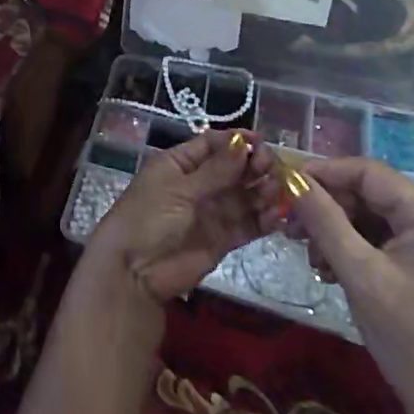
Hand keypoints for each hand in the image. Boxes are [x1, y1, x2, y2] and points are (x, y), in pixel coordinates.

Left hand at [89, 129, 281, 302]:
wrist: (134, 271)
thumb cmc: (148, 218)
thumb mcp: (179, 189)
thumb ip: (215, 170)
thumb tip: (244, 143)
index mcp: (179, 165)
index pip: (212, 145)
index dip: (237, 142)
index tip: (262, 142)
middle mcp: (198, 185)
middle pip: (234, 169)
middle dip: (255, 166)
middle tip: (273, 169)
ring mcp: (211, 212)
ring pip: (245, 196)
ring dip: (264, 192)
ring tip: (278, 192)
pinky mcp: (223, 238)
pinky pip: (248, 224)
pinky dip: (264, 219)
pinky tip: (278, 216)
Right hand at [292, 158, 413, 413]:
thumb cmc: (409, 337)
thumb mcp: (359, 274)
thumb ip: (325, 221)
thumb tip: (291, 180)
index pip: (370, 173)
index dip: (322, 173)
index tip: (281, 186)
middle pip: (372, 195)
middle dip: (327, 207)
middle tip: (288, 228)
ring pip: (375, 220)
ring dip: (336, 232)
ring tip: (310, 258)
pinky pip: (386, 243)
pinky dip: (355, 250)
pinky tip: (331, 272)